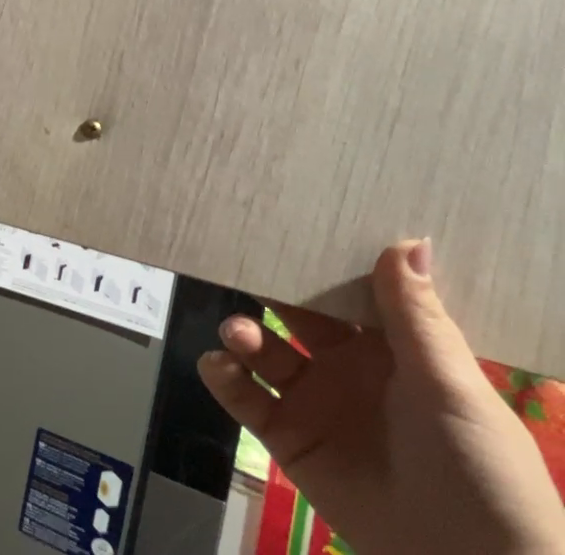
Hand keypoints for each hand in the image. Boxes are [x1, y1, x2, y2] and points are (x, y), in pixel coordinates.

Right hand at [200, 241, 564, 554]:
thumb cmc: (478, 468)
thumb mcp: (452, 387)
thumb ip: (416, 317)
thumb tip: (408, 241)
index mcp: (397, 354)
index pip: (352, 297)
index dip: (323, 267)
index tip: (287, 231)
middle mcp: (349, 370)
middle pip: (295, 319)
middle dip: (267, 295)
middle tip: (237, 266)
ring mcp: (312, 403)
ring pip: (261, 352)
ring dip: (242, 335)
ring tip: (240, 337)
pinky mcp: (284, 435)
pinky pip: (242, 396)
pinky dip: (223, 376)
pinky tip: (223, 367)